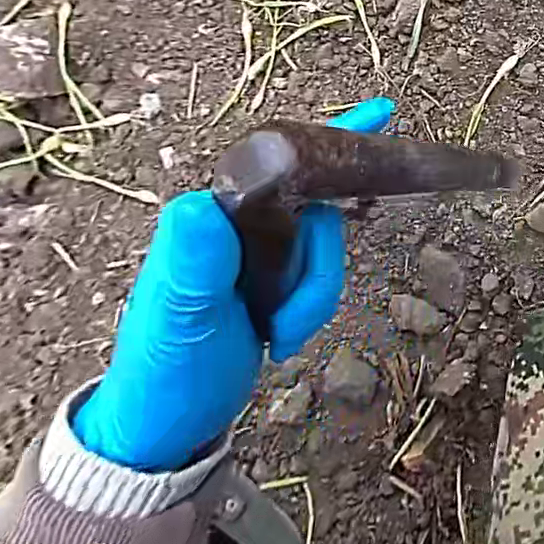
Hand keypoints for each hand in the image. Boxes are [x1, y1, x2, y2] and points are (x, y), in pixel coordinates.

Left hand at [72, 97, 395, 471]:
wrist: (166, 429)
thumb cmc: (163, 372)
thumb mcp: (178, 321)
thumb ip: (192, 264)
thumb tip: (194, 201)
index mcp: (216, 222)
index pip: (280, 164)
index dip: (331, 139)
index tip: (379, 114)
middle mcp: (244, 228)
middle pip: (320, 215)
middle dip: (318, 266)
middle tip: (289, 312)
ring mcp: (266, 256)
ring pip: (327, 251)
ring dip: (312, 296)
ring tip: (278, 332)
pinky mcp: (282, 282)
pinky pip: (324, 278)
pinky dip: (313, 309)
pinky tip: (283, 336)